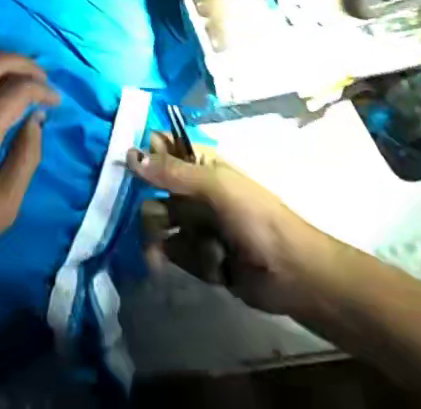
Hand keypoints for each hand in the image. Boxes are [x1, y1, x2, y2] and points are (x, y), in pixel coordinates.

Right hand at [127, 131, 339, 315]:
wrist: (290, 273)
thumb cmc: (256, 217)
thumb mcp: (216, 187)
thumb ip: (172, 172)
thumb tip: (129, 154)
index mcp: (201, 164)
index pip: (162, 148)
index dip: (145, 155)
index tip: (131, 168)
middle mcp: (193, 191)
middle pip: (151, 191)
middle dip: (156, 210)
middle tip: (164, 222)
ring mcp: (194, 224)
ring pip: (158, 225)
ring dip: (171, 240)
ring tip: (189, 253)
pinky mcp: (195, 257)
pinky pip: (173, 254)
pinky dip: (190, 261)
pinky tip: (212, 268)